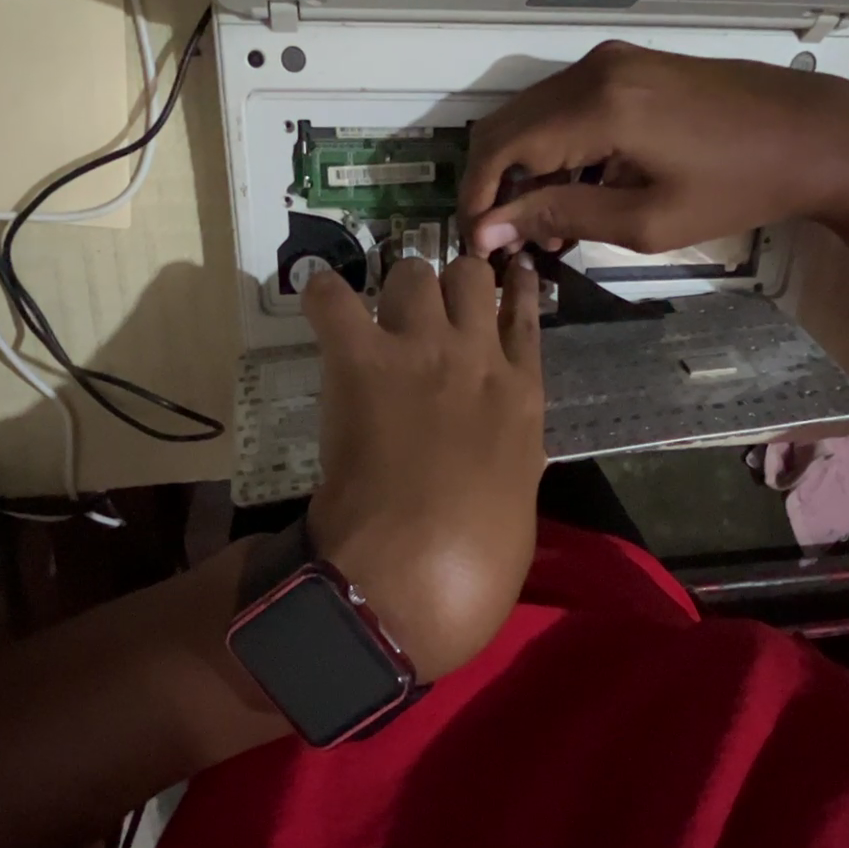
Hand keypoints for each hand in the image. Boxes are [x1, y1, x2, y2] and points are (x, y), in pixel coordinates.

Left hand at [301, 255, 544, 682]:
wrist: (418, 577)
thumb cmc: (477, 562)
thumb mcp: (519, 499)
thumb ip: (510, 456)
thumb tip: (494, 452)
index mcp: (523, 397)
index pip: (525, 316)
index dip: (511, 287)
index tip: (504, 270)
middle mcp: (478, 358)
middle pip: (469, 277)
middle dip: (446, 285)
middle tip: (422, 310)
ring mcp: (423, 352)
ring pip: (413, 274)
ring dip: (394, 289)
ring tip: (375, 316)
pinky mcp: (363, 361)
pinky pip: (334, 298)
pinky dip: (324, 297)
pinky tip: (323, 306)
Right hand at [459, 40, 848, 256]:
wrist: (812, 136)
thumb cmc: (734, 188)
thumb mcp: (643, 221)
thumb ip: (559, 217)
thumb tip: (485, 231)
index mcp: (598, 107)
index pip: (501, 148)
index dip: (478, 199)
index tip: (477, 245)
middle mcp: (592, 70)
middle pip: (505, 127)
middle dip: (497, 188)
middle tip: (512, 243)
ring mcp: (610, 62)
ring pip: (531, 117)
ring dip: (526, 173)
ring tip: (549, 230)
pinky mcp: (626, 66)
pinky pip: (562, 108)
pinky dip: (554, 152)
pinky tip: (577, 194)